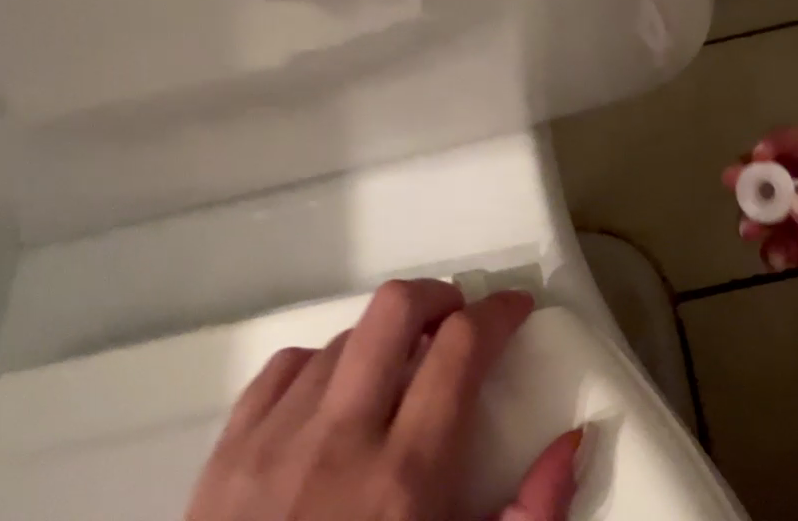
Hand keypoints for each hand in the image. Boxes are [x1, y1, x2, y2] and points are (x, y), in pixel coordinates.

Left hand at [185, 281, 581, 520]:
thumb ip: (534, 511)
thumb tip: (574, 436)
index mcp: (408, 477)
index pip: (462, 346)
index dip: (499, 311)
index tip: (516, 309)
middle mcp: (339, 441)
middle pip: (394, 310)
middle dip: (438, 298)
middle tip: (457, 323)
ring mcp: (272, 443)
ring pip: (343, 338)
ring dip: (382, 344)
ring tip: (395, 379)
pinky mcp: (223, 457)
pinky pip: (283, 369)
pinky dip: (321, 369)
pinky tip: (334, 404)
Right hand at [725, 128, 797, 314]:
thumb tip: (793, 202)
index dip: (777, 145)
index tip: (756, 155)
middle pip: (778, 174)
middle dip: (754, 176)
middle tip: (731, 181)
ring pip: (771, 210)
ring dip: (755, 215)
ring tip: (747, 229)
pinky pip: (778, 245)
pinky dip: (770, 249)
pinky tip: (774, 260)